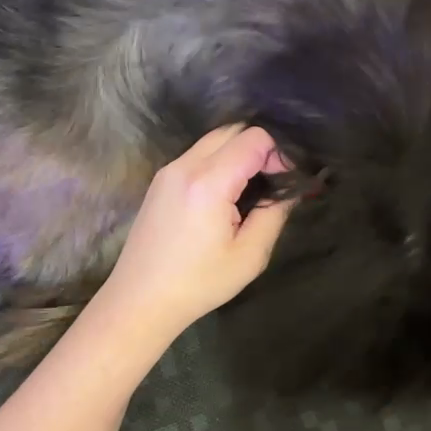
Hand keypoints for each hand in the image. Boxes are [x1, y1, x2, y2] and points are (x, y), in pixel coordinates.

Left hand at [93, 125, 295, 341]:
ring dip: (237, 154)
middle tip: (272, 183)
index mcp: (209, 182)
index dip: (278, 153)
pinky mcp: (159, 182)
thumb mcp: (249, 255)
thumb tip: (290, 189)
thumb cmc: (199, 283)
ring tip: (250, 191)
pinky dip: (218, 163)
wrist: (141, 300)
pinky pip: (196, 156)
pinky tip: (225, 197)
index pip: (253, 138)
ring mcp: (168, 171)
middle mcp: (185, 166)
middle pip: (232, 130)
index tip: (286, 182)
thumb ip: (274, 214)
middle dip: (259, 149)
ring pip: (213, 141)